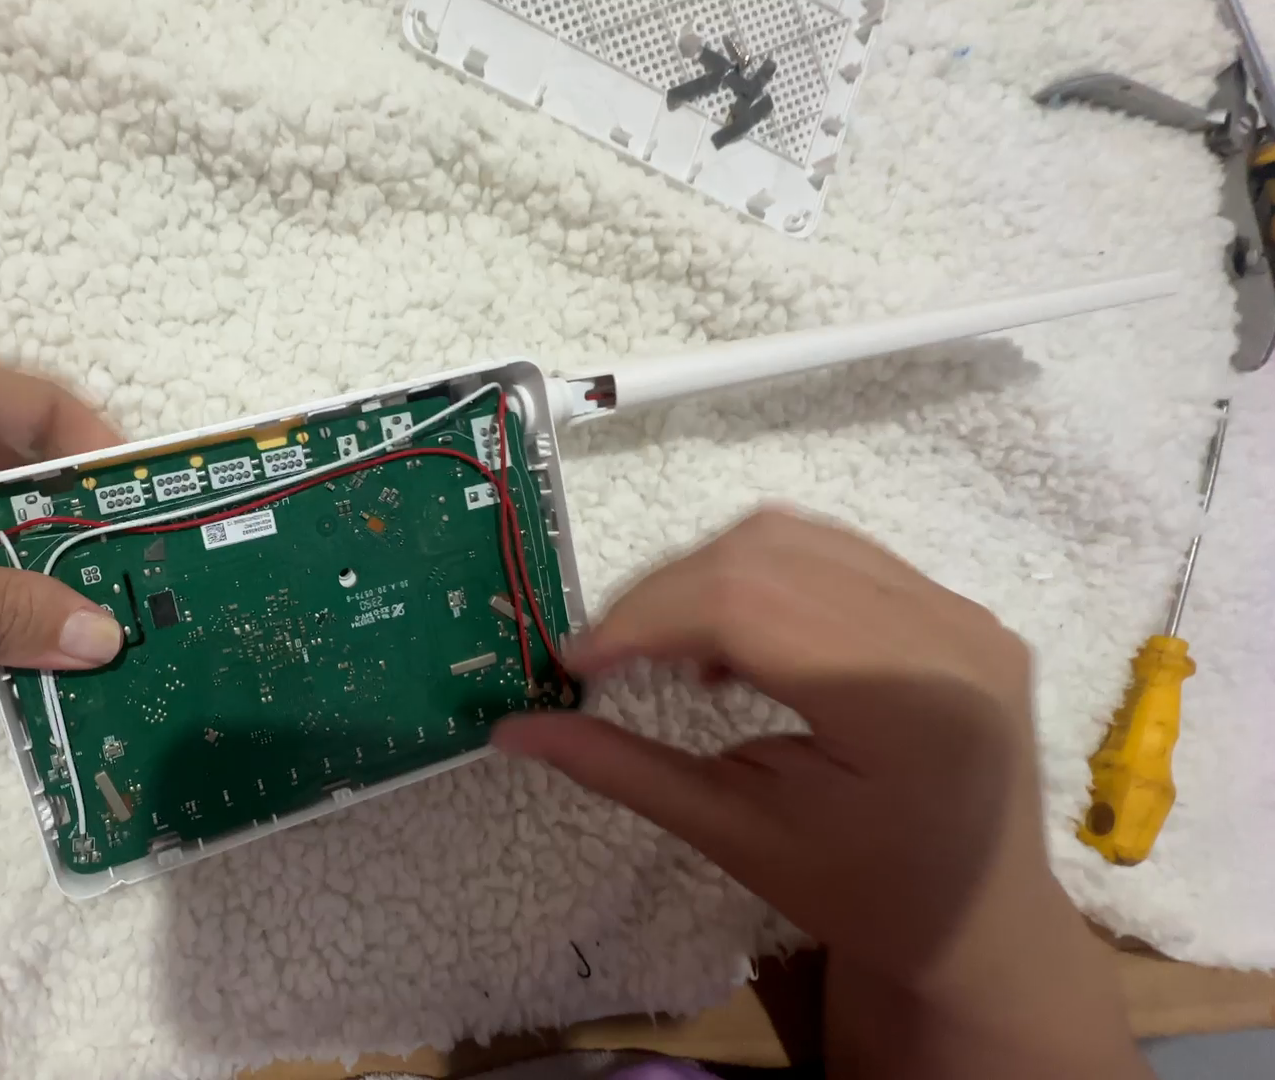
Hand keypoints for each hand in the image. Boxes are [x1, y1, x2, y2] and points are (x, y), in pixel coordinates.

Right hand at [494, 508, 1143, 1076]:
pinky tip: (729, 635)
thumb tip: (510, 730)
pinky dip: (744, 573)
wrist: (980, 918)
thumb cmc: (856, 893)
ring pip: (784, 535)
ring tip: (666, 646)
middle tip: (605, 655)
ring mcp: (956, 609)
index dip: (642, 619)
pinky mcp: (945, 603)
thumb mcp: (729, 835)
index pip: (746, 607)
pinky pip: (817, 548)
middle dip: (656, 596)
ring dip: (696, 576)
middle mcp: (948, 634)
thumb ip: (617, 769)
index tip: (573, 661)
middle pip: (759, 555)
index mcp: (908, 707)